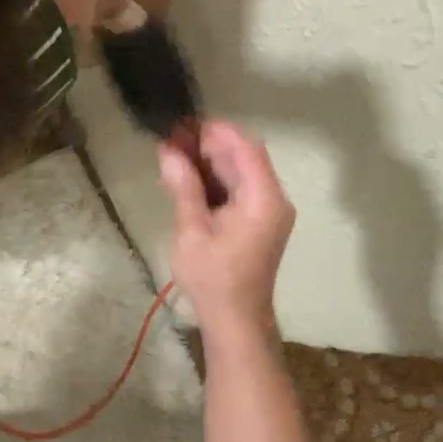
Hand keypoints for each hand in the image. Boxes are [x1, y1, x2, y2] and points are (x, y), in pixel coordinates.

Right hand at [158, 120, 294, 336]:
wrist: (235, 318)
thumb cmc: (213, 277)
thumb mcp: (192, 231)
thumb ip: (184, 188)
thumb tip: (169, 152)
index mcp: (263, 199)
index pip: (245, 149)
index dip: (217, 132)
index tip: (184, 122)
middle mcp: (273, 200)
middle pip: (245, 158)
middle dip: (210, 145)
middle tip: (171, 137)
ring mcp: (267, 212)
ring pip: (241, 173)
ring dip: (210, 161)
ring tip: (173, 153)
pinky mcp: (258, 222)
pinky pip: (239, 190)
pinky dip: (215, 180)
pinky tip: (187, 178)